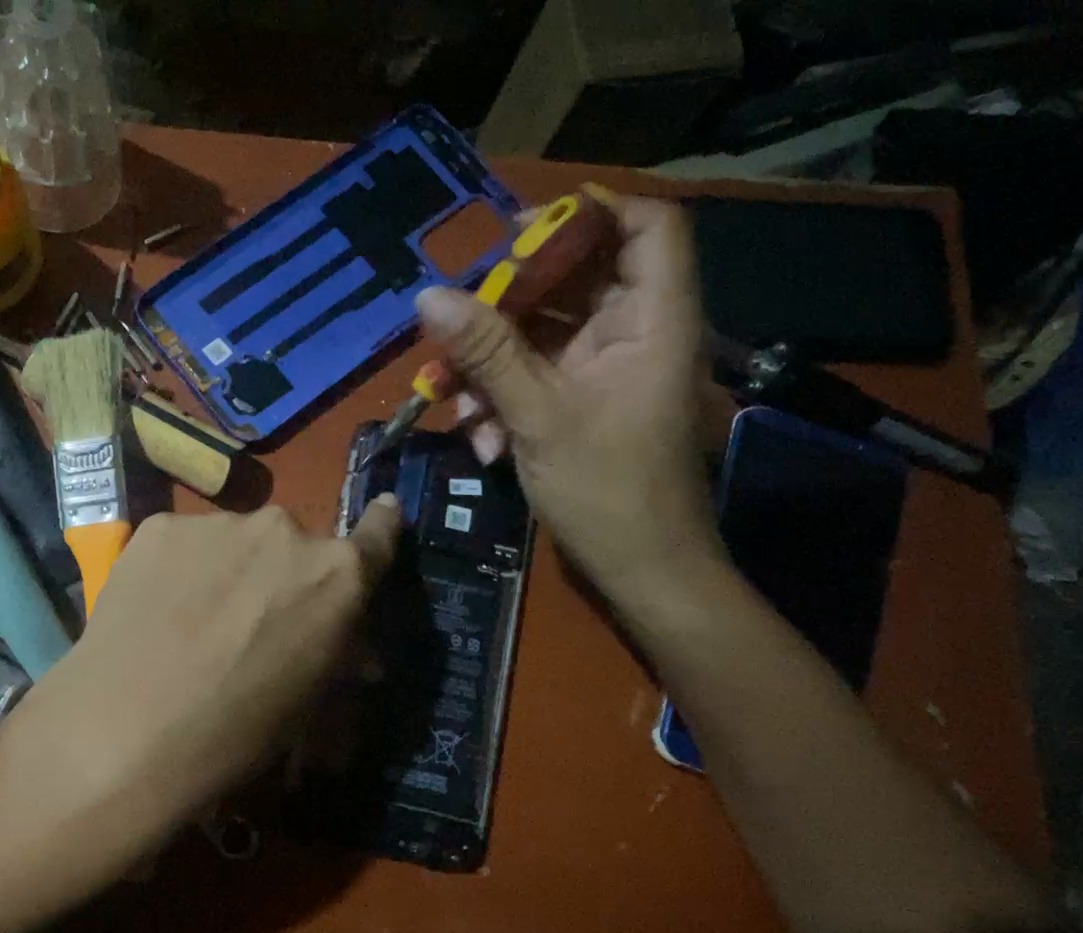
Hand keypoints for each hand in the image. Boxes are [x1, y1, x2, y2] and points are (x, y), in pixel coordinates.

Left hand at [6, 499, 400, 821]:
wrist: (131, 727)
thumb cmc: (238, 732)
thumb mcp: (309, 703)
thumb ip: (336, 655)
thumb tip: (353, 649)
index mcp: (337, 574)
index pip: (376, 537)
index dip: (381, 526)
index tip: (384, 509)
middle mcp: (284, 530)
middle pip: (290, 545)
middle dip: (278, 573)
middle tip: (247, 619)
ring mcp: (217, 523)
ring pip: (232, 542)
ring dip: (225, 569)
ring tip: (189, 621)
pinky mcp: (159, 526)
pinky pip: (182, 544)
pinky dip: (176, 569)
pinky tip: (154, 610)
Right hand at [415, 197, 720, 594]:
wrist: (642, 569)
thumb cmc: (608, 489)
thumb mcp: (539, 416)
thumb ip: (486, 352)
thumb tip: (428, 296)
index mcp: (653, 320)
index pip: (646, 226)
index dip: (589, 213)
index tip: (515, 230)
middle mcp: (635, 331)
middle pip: (577, 276)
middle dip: (509, 300)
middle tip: (456, 318)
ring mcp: (607, 367)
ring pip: (544, 331)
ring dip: (492, 360)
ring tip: (456, 400)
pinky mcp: (583, 399)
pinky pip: (536, 372)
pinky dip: (502, 394)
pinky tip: (480, 437)